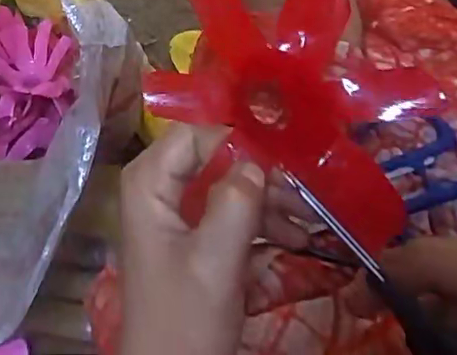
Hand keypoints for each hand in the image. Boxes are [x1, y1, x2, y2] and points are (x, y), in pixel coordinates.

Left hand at [118, 128, 294, 354]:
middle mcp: (160, 187)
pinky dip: (259, 232)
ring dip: (268, 209)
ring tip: (306, 229)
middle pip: (216, 162)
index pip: (195, 135)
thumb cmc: (182, 322)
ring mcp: (177, 215)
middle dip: (260, 181)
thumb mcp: (213, 264)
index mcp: (149, 181)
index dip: (236, 143)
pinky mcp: (194, 242)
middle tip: (304, 200)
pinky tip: (291, 247)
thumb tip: (256, 163)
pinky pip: (230, 220)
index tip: (281, 163)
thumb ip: (235, 206)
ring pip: (228, 191)